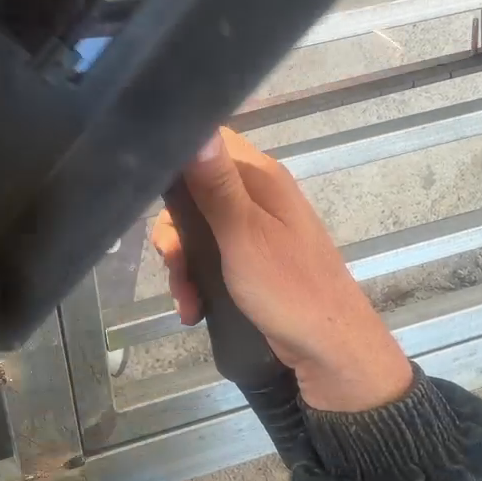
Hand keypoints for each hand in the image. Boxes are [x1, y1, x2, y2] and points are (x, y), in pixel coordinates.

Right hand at [152, 128, 412, 412]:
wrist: (330, 353)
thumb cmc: (288, 288)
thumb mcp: (242, 234)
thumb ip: (215, 184)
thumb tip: (196, 127)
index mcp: (259, 177)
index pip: (211, 139)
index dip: (179, 154)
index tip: (152, 185)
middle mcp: (257, 195)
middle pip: (194, 190)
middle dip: (174, 229)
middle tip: (173, 260)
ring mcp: (254, 228)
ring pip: (196, 229)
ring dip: (182, 263)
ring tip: (185, 296)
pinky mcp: (250, 259)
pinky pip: (209, 257)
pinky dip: (196, 279)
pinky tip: (193, 306)